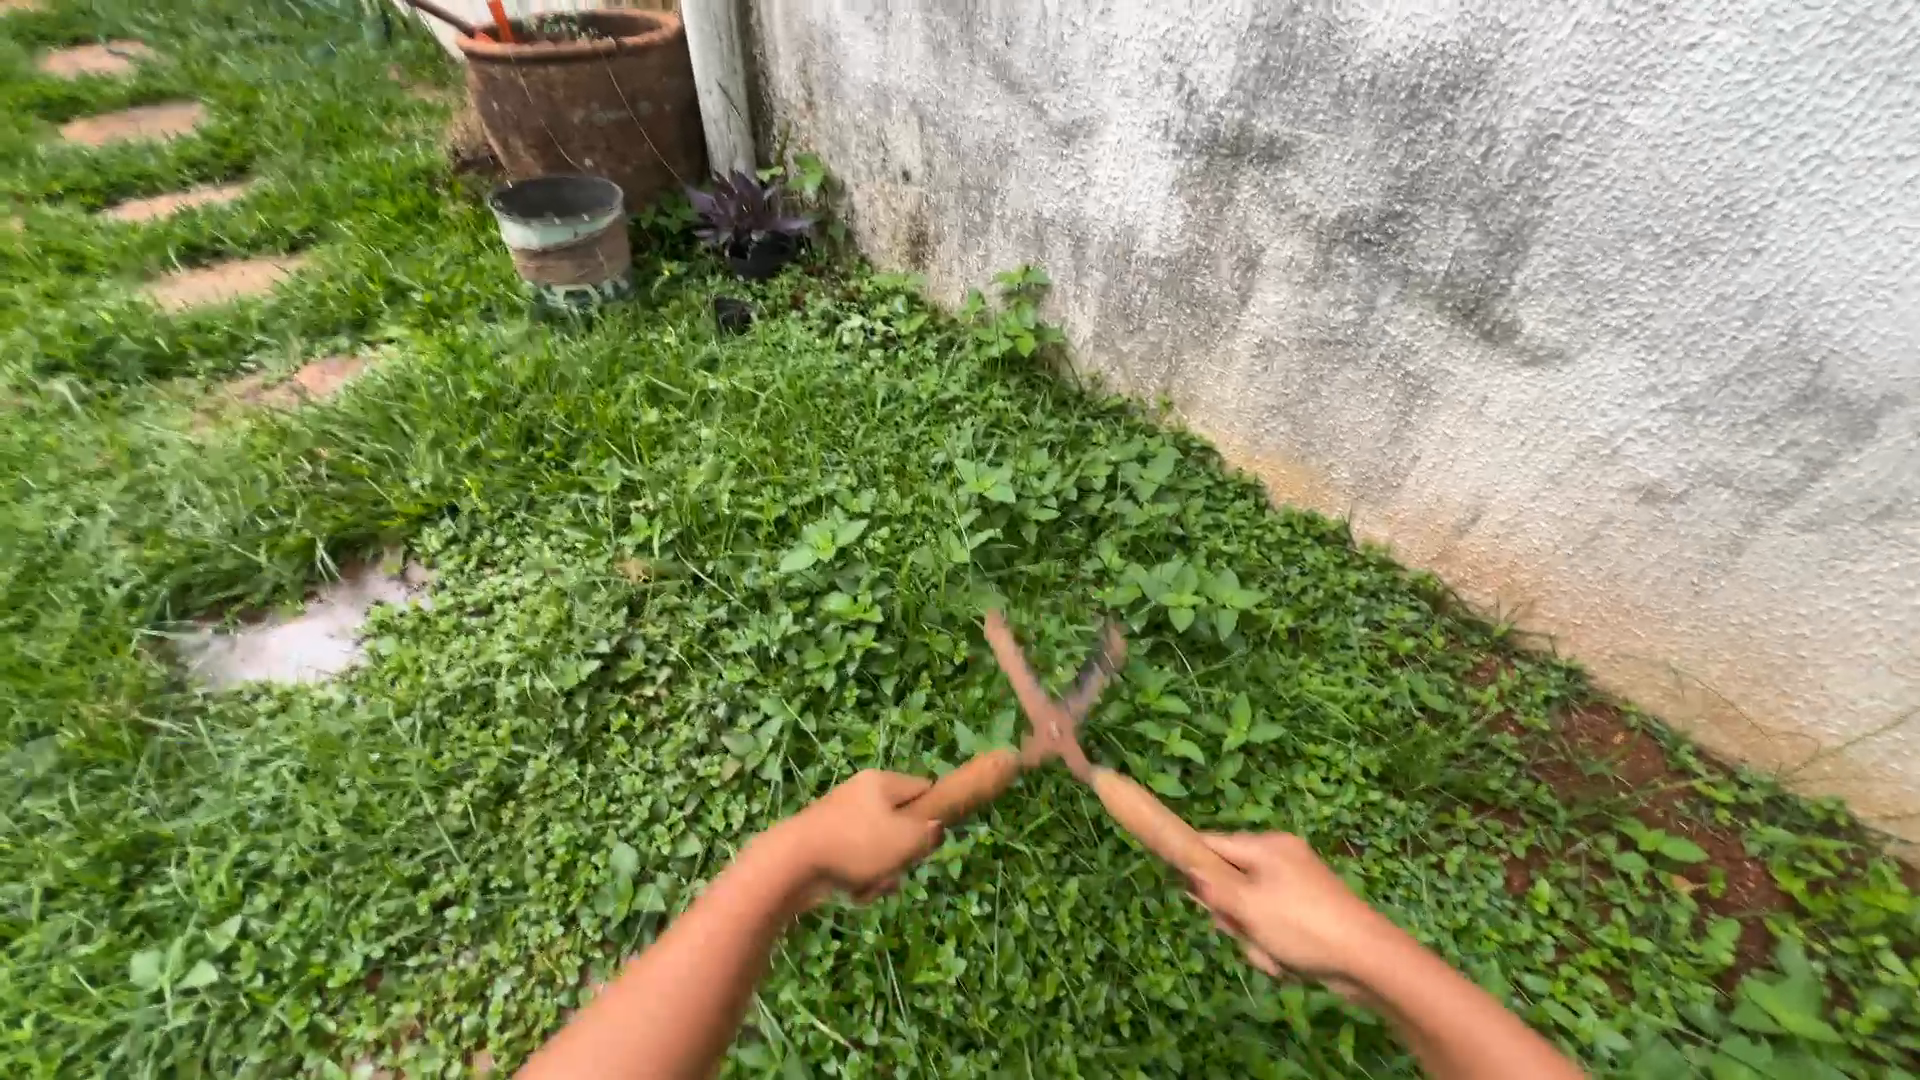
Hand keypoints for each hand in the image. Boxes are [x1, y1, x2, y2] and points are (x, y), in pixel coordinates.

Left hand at [762, 770, 943, 903]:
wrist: (791, 865)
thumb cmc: (856, 845)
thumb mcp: (906, 839)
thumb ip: (929, 833)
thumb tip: (935, 828)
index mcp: (881, 782)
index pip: (922, 788)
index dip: (932, 813)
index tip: (930, 839)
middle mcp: (861, 795)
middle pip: (900, 823)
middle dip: (903, 853)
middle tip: (899, 867)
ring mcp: (841, 820)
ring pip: (880, 848)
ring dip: (882, 872)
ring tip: (872, 885)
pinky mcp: (826, 845)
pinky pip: (857, 861)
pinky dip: (859, 879)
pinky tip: (854, 892)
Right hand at [1191, 832, 1400, 993]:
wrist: (1370, 960)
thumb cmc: (1301, 926)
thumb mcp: (1247, 906)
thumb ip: (1212, 886)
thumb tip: (1187, 868)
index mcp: (1265, 845)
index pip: (1212, 843)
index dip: (1195, 865)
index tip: (1190, 894)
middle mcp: (1279, 855)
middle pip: (1231, 878)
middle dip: (1231, 913)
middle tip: (1239, 932)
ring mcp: (1297, 881)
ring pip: (1250, 905)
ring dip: (1252, 933)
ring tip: (1268, 953)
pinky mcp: (1309, 907)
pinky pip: (1273, 917)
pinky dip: (1272, 939)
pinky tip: (1283, 960)